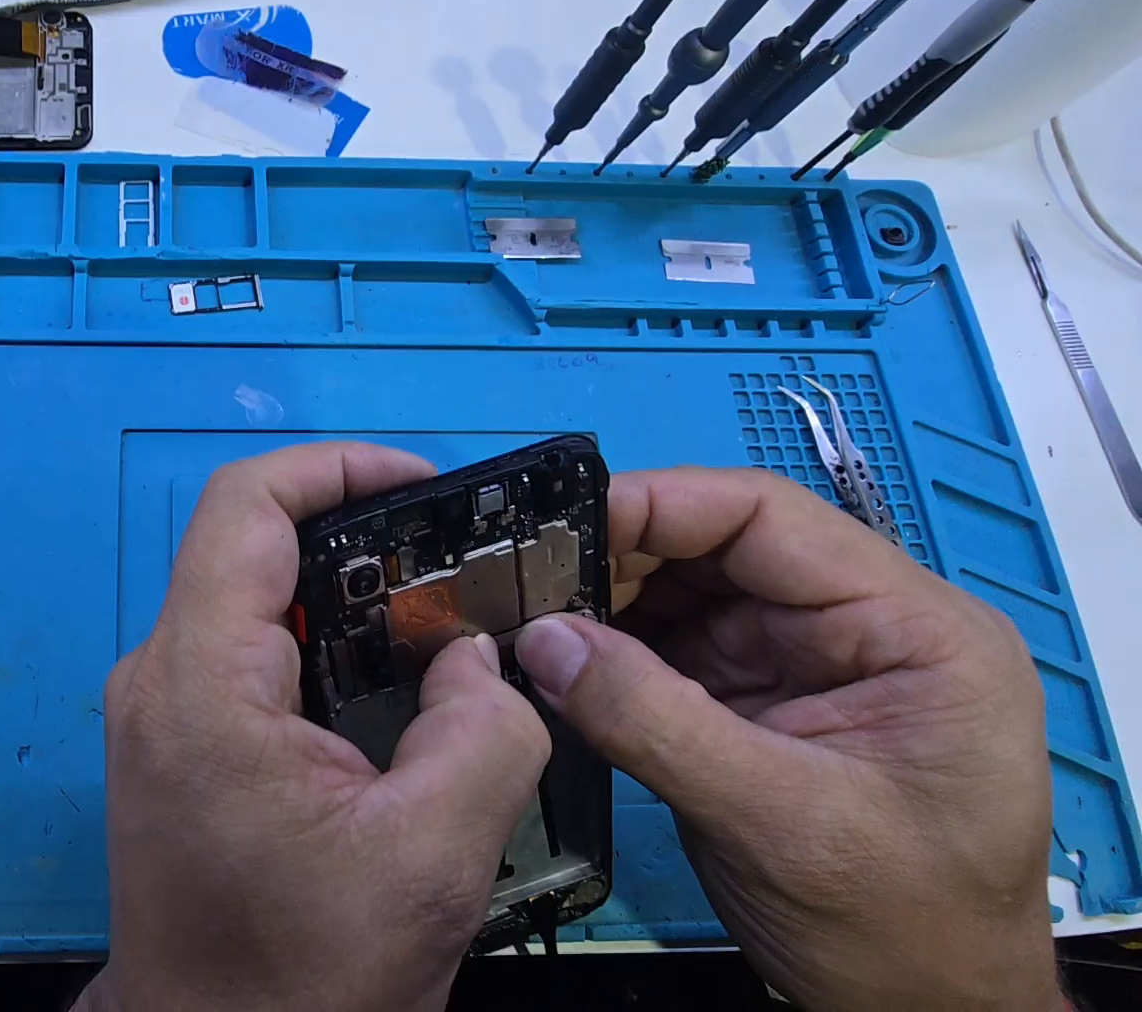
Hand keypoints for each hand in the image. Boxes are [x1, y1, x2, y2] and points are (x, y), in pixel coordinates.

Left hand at [74, 442, 550, 1011]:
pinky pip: (242, 638)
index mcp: (202, 679)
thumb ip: (484, 733)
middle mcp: (160, 670)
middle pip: (246, 541)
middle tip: (440, 550)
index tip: (416, 481)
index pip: (243, 506)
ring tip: (421, 604)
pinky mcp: (173, 725)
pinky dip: (312, 628)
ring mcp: (159, 697)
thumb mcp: (429, 860)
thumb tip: (472, 656)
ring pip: (247, 588)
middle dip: (348, 527)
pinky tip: (376, 663)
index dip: (330, 466)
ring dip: (333, 581)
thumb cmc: (301, 973)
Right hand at [516, 468, 1062, 1011]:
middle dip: (613, 556)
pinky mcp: (741, 687)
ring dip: (598, 598)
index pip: (764, 516)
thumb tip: (541, 638)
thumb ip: (651, 719)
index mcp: (903, 627)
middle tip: (527, 581)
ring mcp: (788, 653)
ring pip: (673, 586)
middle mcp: (845, 621)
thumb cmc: (891, 925)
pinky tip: (557, 654)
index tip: (559, 528)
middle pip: (709, 543)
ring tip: (530, 616)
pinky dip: (600, 642)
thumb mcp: (774, 819)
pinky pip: (656, 637)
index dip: (655, 506)